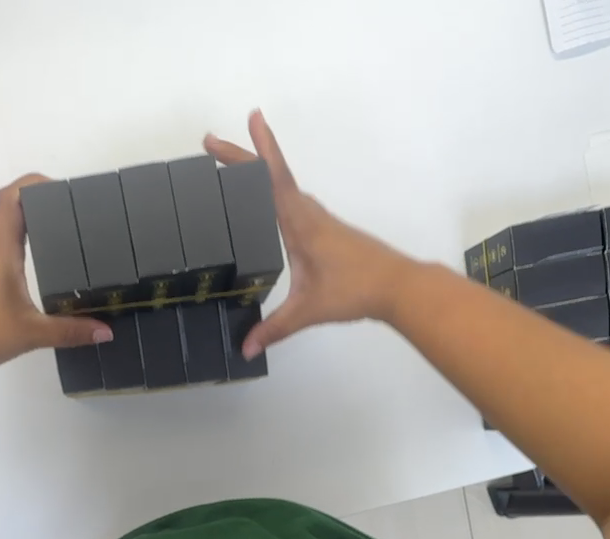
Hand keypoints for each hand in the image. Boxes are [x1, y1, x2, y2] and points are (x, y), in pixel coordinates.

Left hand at [0, 174, 112, 371]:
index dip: (34, 184)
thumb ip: (71, 332)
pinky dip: (25, 244)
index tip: (62, 190)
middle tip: (75, 214)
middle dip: (43, 203)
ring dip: (33, 224)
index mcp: (2, 251)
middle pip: (13, 208)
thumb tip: (106, 332)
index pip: (11, 199)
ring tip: (66, 234)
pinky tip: (44, 262)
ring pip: (9, 229)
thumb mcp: (33, 334)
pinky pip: (5, 247)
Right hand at [204, 111, 414, 358]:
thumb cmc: (355, 291)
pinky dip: (273, 193)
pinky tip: (266, 208)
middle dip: (242, 157)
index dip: (257, 150)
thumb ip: (275, 329)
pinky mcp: (326, 232)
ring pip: (283, 188)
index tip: (249, 119)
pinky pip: (293, 202)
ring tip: (231, 170)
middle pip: (272, 175)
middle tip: (212, 144)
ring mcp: (320, 221)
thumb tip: (244, 349)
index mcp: (301, 224)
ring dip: (257, 174)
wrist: (397, 287)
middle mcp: (309, 215)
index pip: (274, 179)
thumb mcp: (308, 311)